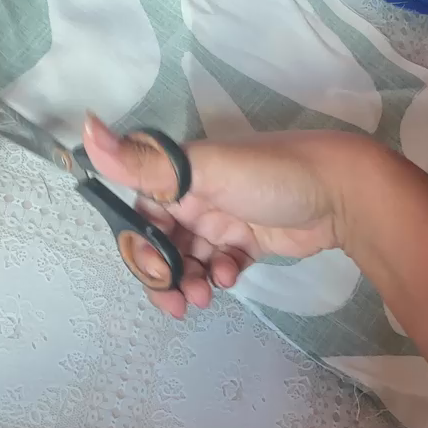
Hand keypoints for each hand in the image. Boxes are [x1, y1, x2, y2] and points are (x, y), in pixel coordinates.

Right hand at [82, 116, 390, 317]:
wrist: (342, 193)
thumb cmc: (271, 175)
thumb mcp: (204, 170)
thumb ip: (145, 163)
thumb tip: (86, 127)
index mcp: (179, 176)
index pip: (139, 218)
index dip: (140, 249)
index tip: (156, 272)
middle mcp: (196, 197)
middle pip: (162, 246)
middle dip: (165, 275)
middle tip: (180, 300)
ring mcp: (222, 220)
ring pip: (189, 260)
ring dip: (191, 280)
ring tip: (207, 295)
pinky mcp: (247, 241)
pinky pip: (220, 264)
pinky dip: (220, 274)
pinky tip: (233, 275)